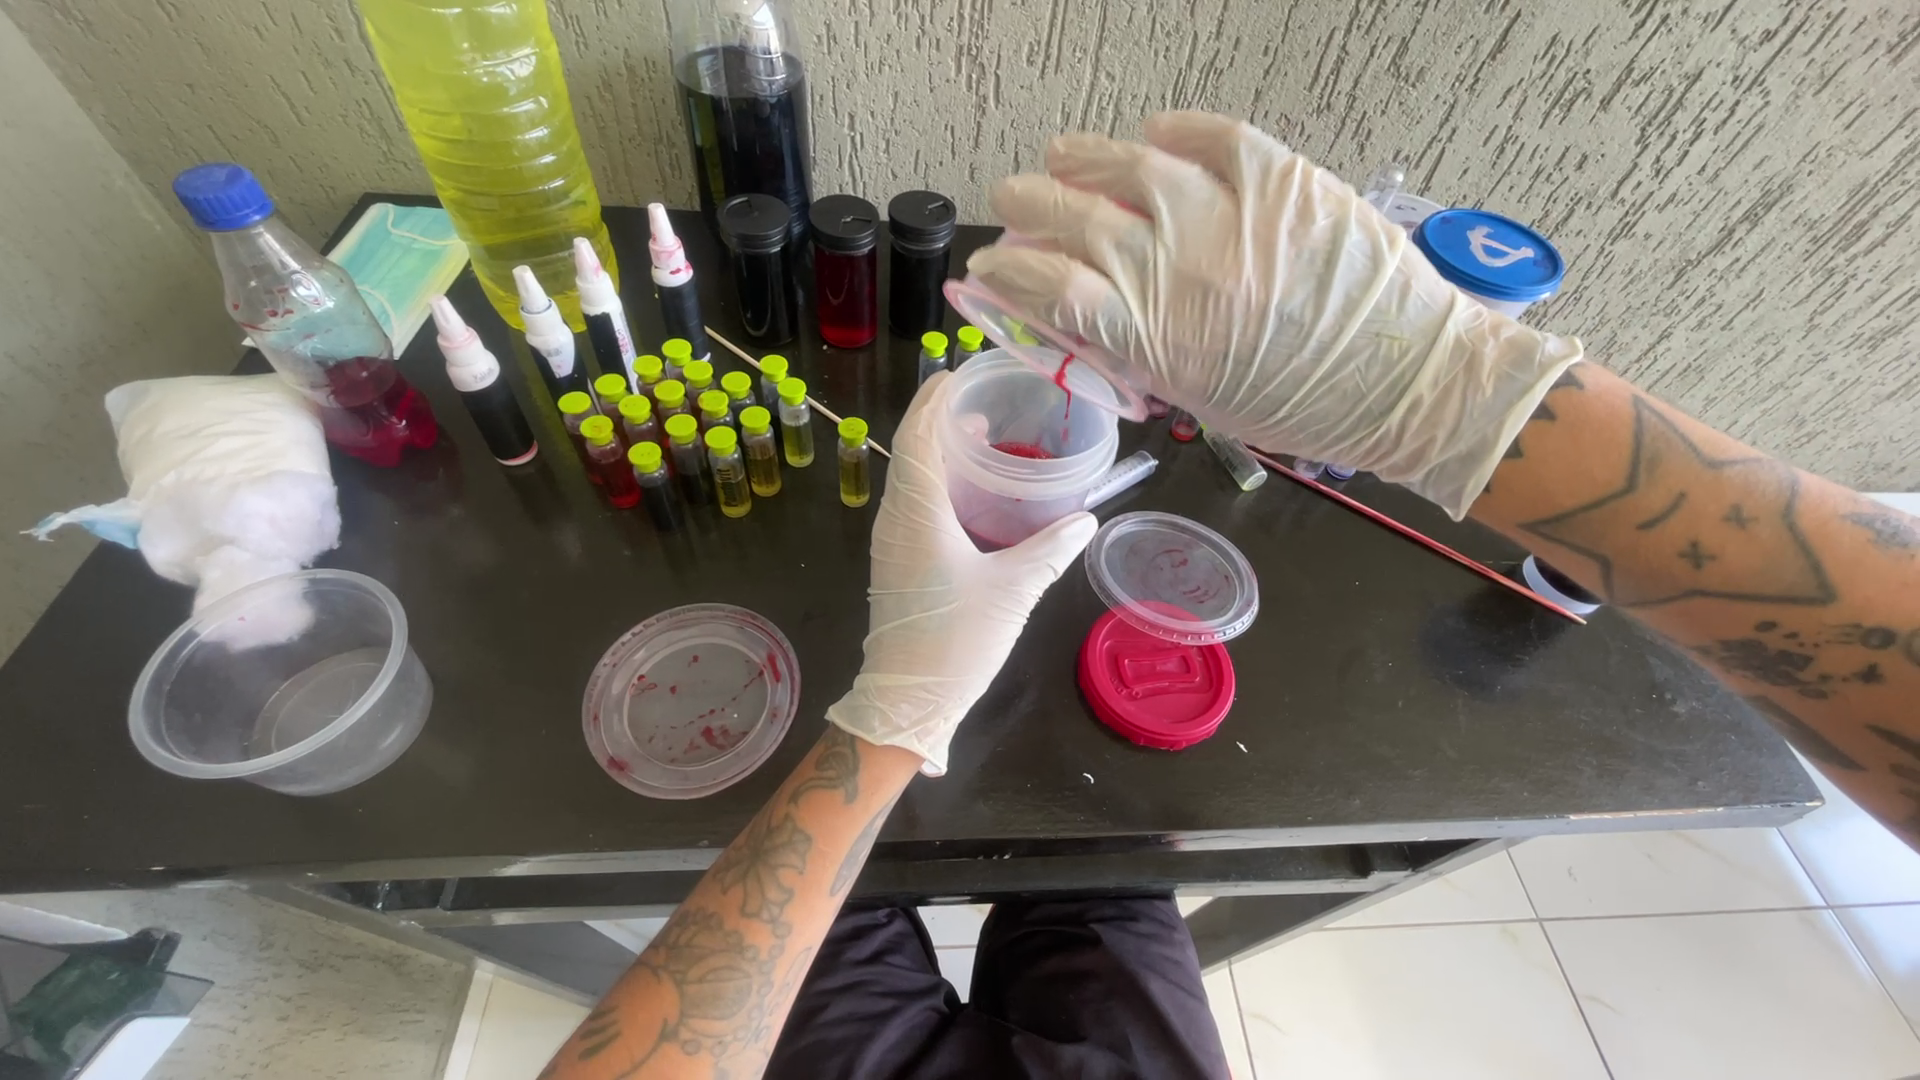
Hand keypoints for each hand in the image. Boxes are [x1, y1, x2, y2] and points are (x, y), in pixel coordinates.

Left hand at [826, 372, 1096, 774]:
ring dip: (940, 456)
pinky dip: (940, 488)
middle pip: (910, 453)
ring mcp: (893, 544)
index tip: (957, 375)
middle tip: (983, 409)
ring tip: (981, 444)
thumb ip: (1050, 549)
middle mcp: (897, 520)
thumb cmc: (955, 641)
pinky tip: (972, 499)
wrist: (907, 701)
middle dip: (941, 424)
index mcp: (917, 514)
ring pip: (911, 482)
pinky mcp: (898, 564)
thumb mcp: (1012, 591)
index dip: (933, 402)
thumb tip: (1086, 519)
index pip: (916, 438)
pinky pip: (915, 508)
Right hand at [968, 110, 1583, 517]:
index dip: (1003, 271)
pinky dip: (1172, 131)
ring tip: (1061, 156)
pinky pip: (1207, 135)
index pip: (1042, 284)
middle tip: (1010, 199)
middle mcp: (1164, 261)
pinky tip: (1151, 135)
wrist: (1399, 381)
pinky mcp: (1275, 174)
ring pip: (1124, 164)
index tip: (987, 268)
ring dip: (1079, 158)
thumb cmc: (1290, 409)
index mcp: (1140, 329)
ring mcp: (1218, 208)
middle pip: (1067, 216)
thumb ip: (1129, 351)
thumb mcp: (1188, 397)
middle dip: (1023, 206)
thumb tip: (1082, 316)